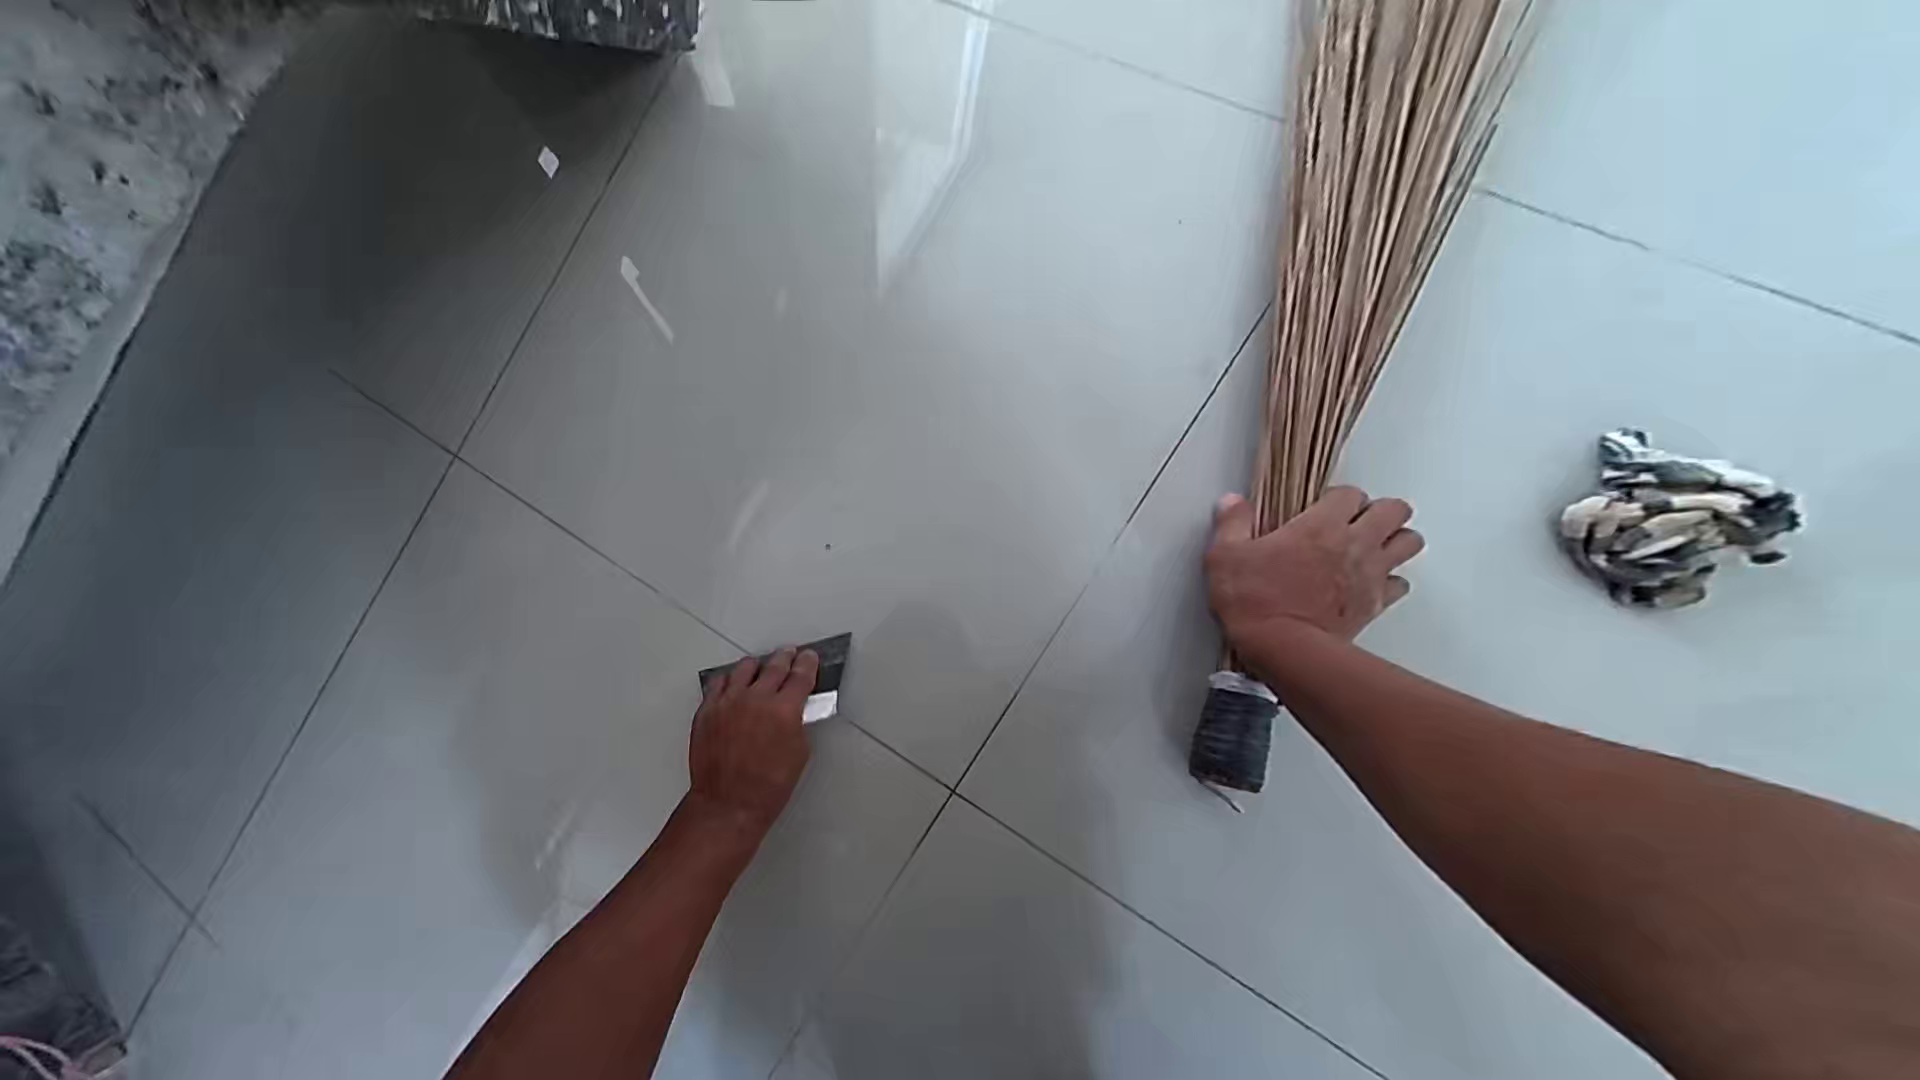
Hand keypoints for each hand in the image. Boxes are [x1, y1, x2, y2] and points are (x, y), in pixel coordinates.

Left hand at [687, 647, 817, 836]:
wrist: (728, 804)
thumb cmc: (766, 786)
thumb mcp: (799, 752)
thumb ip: (797, 721)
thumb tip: (795, 708)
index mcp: (785, 709)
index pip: (801, 674)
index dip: (808, 663)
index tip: (809, 658)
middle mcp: (756, 699)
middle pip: (775, 664)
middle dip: (786, 657)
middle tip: (790, 654)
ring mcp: (729, 702)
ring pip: (745, 667)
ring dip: (758, 666)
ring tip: (761, 669)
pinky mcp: (707, 709)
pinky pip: (719, 682)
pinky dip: (730, 680)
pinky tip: (735, 684)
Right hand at [1205, 487, 1424, 645]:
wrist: (1283, 647)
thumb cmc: (1254, 599)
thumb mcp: (1225, 556)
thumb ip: (1232, 523)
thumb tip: (1231, 502)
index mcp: (1319, 525)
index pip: (1350, 493)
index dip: (1338, 497)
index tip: (1321, 507)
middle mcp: (1353, 543)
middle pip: (1394, 510)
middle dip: (1380, 511)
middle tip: (1356, 521)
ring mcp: (1369, 574)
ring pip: (1410, 542)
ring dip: (1395, 540)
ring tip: (1372, 546)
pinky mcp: (1374, 604)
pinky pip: (1400, 584)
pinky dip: (1391, 581)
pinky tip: (1369, 584)